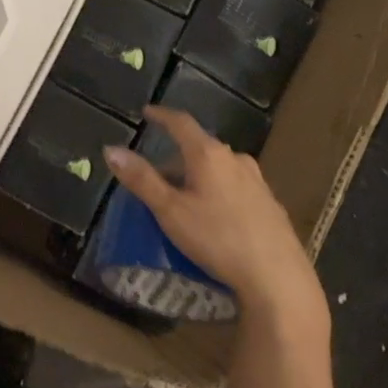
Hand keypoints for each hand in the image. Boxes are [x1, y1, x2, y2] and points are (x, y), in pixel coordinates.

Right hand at [103, 107, 318, 310]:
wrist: (276, 275)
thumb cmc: (217, 239)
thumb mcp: (170, 211)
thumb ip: (141, 180)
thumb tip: (111, 149)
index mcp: (208, 155)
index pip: (181, 123)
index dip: (161, 116)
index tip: (147, 112)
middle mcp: (235, 159)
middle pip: (199, 149)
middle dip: (176, 159)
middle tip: (156, 179)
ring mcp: (257, 180)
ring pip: (219, 169)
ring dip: (197, 177)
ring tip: (183, 201)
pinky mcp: (269, 203)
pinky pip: (235, 187)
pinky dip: (217, 192)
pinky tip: (214, 218)